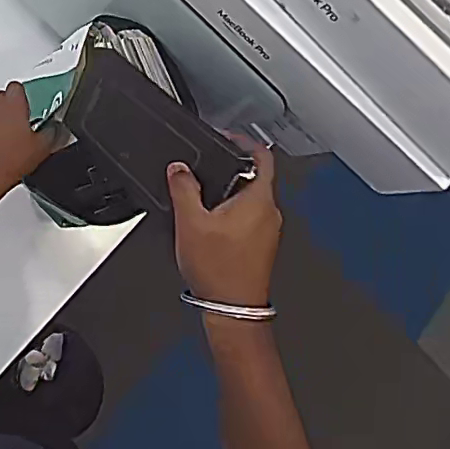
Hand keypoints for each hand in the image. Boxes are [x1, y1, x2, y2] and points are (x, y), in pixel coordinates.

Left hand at [0, 82, 57, 192]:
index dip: (22, 96)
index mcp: (14, 102)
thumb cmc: (11, 159)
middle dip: (8, 108)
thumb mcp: (42, 147)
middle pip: (2, 97)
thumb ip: (51, 132)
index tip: (26, 107)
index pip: (17, 87)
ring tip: (1, 135)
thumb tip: (55, 129)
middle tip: (16, 125)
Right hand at [168, 140, 279, 308]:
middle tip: (206, 171)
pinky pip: (249, 218)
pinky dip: (232, 213)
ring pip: (250, 199)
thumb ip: (183, 188)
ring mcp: (269, 231)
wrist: (233, 310)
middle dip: (229, 171)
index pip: (263, 156)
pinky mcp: (262, 245)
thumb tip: (179, 168)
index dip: (245, 141)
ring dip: (229, 194)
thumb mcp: (191, 222)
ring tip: (203, 200)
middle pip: (254, 177)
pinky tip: (211, 226)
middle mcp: (271, 213)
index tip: (230, 138)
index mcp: (259, 200)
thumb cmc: (220, 271)